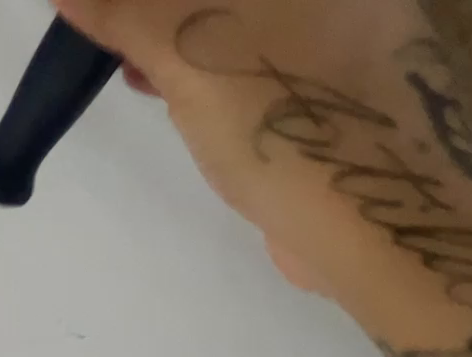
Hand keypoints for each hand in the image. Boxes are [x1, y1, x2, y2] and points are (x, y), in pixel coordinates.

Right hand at [54, 0, 437, 295]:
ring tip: (123, 62)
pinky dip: (202, 66)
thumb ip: (125, 12)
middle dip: (156, 11)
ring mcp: (334, 37)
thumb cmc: (284, 116)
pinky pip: (249, 59)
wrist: (371, 219)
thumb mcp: (190, 54)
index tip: (100, 16)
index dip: (147, 2)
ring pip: (235, 22)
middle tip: (104, 30)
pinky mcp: (326, 89)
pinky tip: (162, 87)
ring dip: (172, 35)